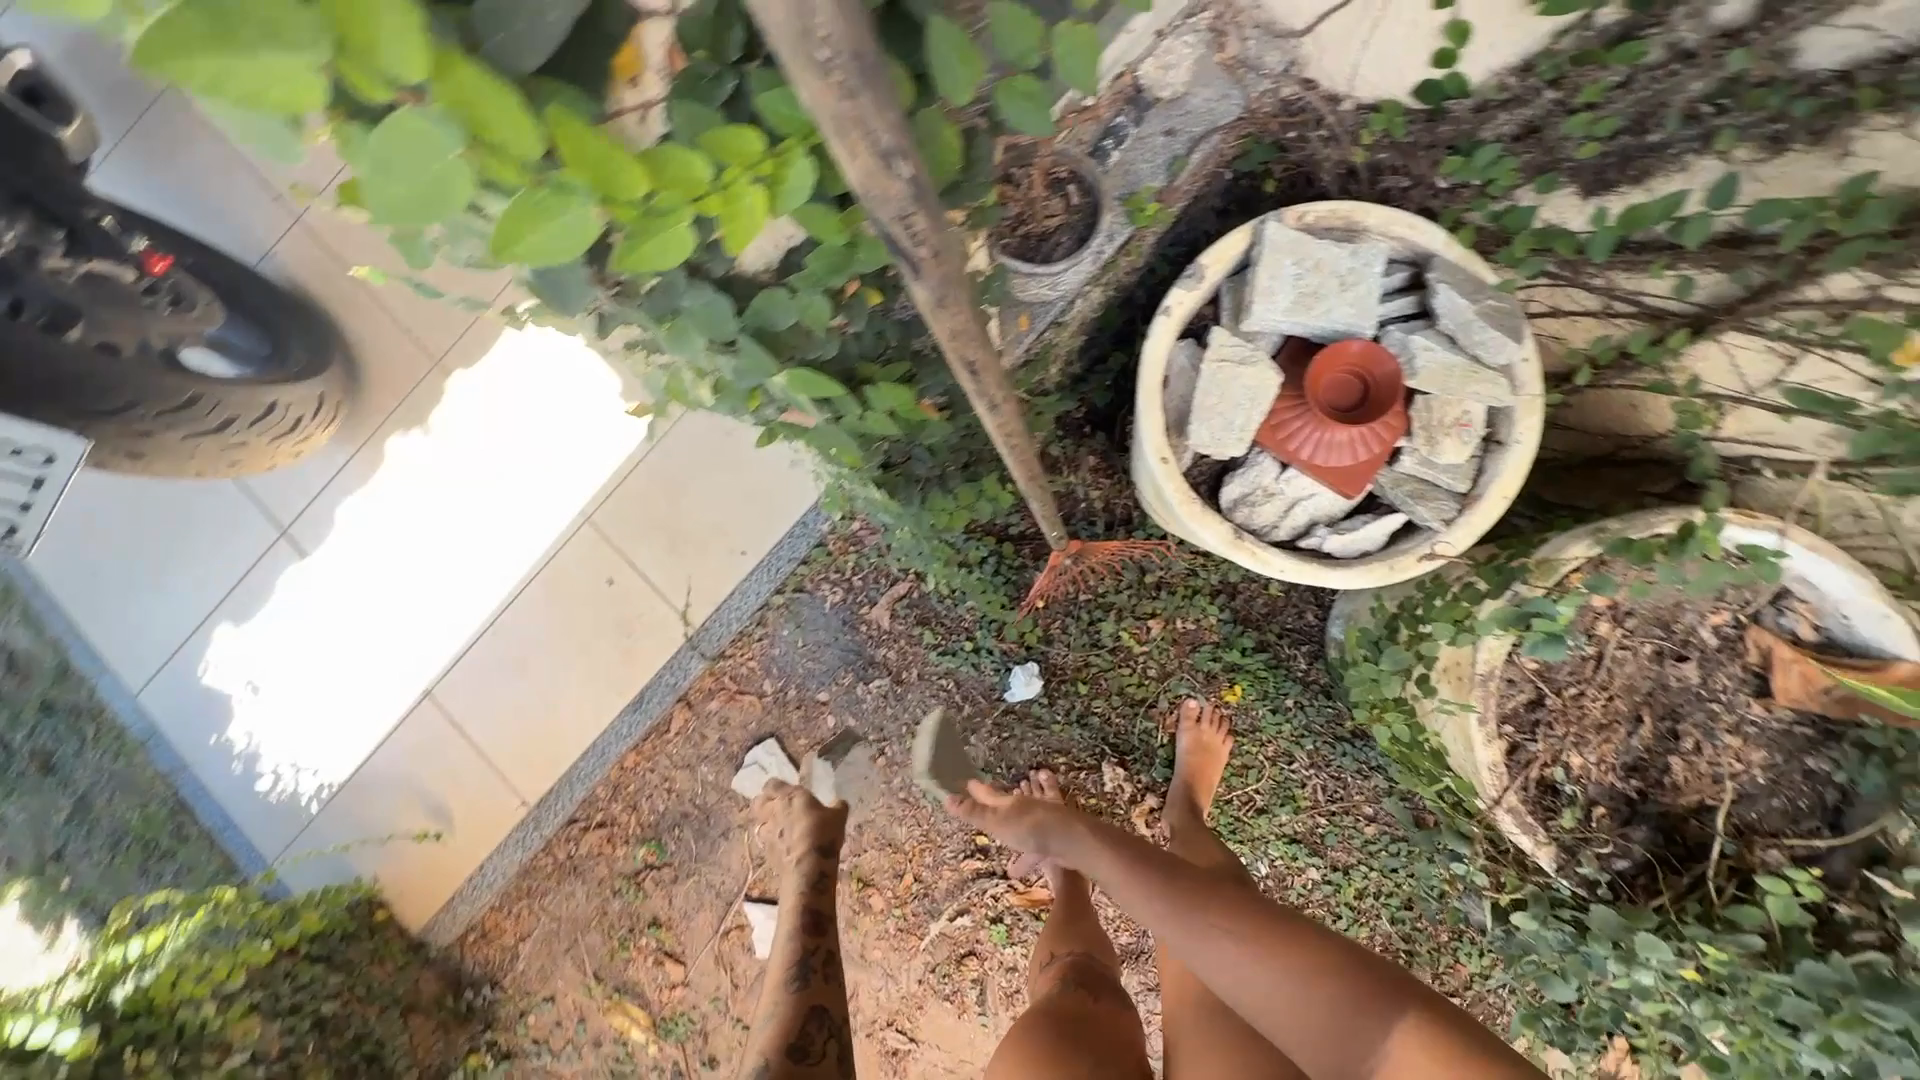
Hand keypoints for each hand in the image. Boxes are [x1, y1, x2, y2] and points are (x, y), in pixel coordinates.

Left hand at [754, 778, 848, 864]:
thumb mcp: (838, 816)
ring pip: (759, 820)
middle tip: (778, 806)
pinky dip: (772, 839)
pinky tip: (783, 844)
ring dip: (767, 821)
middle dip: (766, 802)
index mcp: (789, 795)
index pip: (773, 783)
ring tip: (780, 826)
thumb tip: (839, 803)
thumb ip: (837, 806)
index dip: (778, 787)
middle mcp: (773, 809)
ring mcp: (766, 830)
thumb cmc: (823, 834)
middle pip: (759, 800)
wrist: (807, 867)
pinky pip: (765, 839)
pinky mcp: (765, 849)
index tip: (788, 791)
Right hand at [943, 779, 1081, 864]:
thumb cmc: (1029, 829)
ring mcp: (1043, 822)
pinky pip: (1036, 847)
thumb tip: (946, 798)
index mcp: (1010, 803)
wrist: (1070, 839)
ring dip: (1015, 830)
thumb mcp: (996, 822)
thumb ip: (973, 813)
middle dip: (1002, 803)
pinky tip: (1016, 870)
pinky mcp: (1054, 839)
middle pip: (1011, 805)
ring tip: (1002, 840)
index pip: (990, 794)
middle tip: (991, 799)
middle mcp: (1026, 808)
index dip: (978, 790)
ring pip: (1025, 824)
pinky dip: (1026, 857)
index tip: (969, 782)